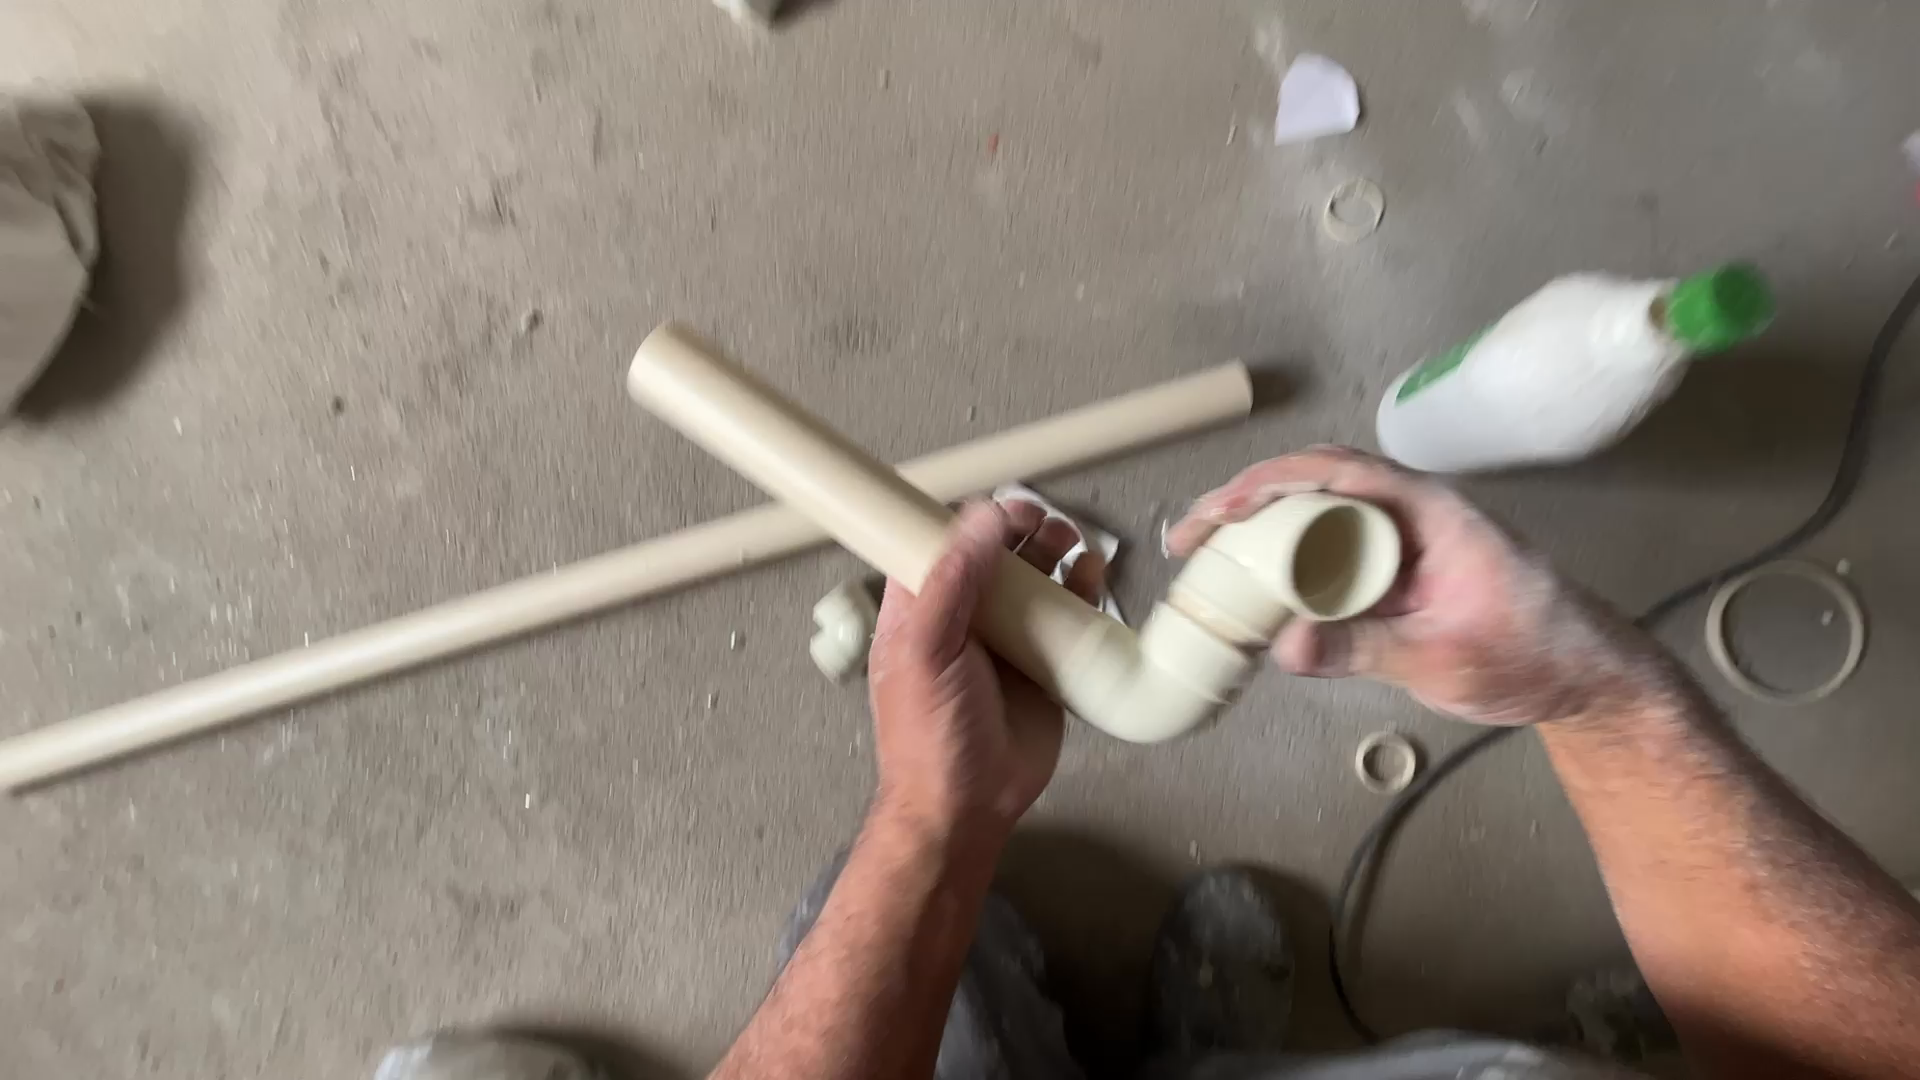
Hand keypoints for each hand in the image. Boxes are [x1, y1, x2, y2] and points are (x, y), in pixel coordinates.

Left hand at [868, 499, 1104, 838]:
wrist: (968, 806)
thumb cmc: (930, 733)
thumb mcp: (926, 652)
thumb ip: (950, 584)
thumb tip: (982, 521)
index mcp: (922, 609)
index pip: (941, 545)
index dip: (969, 521)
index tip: (1000, 510)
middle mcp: (965, 617)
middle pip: (995, 555)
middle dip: (1020, 531)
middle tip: (1042, 523)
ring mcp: (1008, 639)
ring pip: (1035, 579)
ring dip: (1053, 552)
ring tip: (1069, 541)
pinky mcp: (1045, 663)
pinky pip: (1067, 616)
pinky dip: (1082, 591)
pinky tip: (1091, 574)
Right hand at [1166, 446, 1681, 726]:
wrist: (1582, 679)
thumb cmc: (1530, 658)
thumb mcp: (1446, 659)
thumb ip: (1366, 648)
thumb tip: (1282, 647)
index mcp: (1427, 511)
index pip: (1339, 472)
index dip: (1273, 482)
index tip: (1222, 511)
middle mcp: (1404, 510)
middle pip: (1310, 478)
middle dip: (1243, 498)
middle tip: (1192, 533)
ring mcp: (1391, 536)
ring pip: (1310, 506)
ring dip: (1252, 520)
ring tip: (1203, 548)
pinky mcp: (1382, 566)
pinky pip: (1318, 542)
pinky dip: (1274, 551)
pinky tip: (1246, 576)